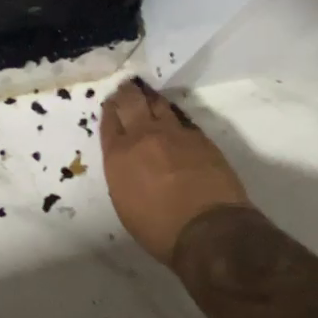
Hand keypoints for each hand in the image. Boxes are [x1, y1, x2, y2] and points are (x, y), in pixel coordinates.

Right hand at [101, 78, 250, 263]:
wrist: (208, 229)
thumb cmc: (158, 228)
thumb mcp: (125, 204)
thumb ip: (123, 175)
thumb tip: (130, 164)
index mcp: (118, 155)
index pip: (110, 122)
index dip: (109, 110)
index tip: (110, 103)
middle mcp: (143, 136)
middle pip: (131, 102)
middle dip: (126, 93)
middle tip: (126, 88)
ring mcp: (174, 133)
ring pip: (158, 104)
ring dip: (150, 98)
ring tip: (147, 94)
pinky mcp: (200, 137)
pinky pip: (182, 118)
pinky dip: (173, 115)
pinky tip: (173, 117)